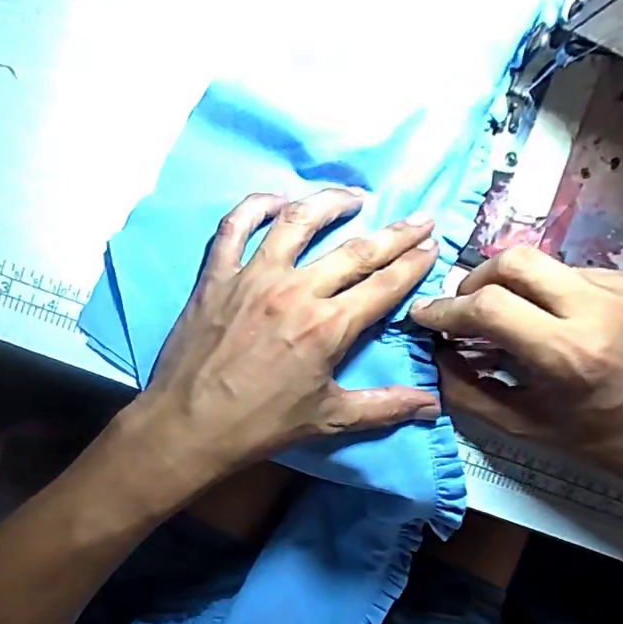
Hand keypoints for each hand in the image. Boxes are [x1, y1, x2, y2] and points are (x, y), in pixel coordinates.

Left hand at [125, 189, 441, 486]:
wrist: (189, 426)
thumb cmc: (262, 425)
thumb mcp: (330, 419)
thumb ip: (384, 407)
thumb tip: (432, 408)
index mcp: (328, 326)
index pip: (384, 285)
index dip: (413, 263)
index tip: (432, 244)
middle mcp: (296, 291)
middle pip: (355, 251)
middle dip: (394, 234)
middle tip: (419, 218)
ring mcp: (253, 277)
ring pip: (297, 222)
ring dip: (331, 204)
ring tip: (354, 197)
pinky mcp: (217, 275)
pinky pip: (235, 227)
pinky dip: (256, 207)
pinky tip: (276, 200)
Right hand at [409, 247, 622, 493]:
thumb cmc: (605, 442)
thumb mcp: (529, 427)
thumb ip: (471, 392)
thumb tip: (436, 357)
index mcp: (571, 355)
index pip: (489, 306)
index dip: (447, 308)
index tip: (427, 315)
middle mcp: (604, 308)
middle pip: (516, 260)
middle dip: (477, 278)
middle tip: (468, 306)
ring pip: (551, 266)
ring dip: (524, 289)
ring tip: (527, 322)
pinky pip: (586, 273)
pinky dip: (564, 294)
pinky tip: (573, 322)